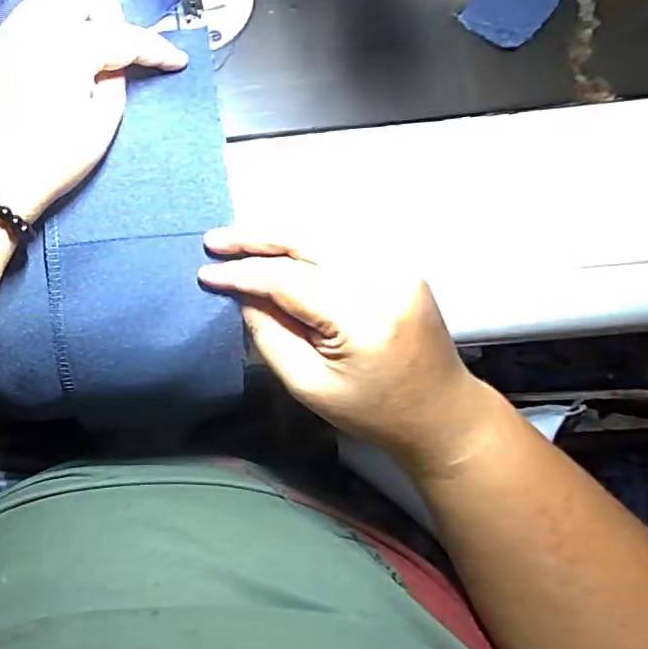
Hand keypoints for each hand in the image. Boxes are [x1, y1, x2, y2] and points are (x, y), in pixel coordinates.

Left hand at [0, 0, 188, 220]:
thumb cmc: (48, 161)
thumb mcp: (100, 125)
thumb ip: (116, 82)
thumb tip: (113, 65)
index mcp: (67, 45)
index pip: (122, 34)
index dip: (155, 49)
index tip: (173, 60)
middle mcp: (32, 25)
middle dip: (109, 11)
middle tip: (117, 50)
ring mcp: (6, 34)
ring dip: (78, 18)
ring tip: (87, 61)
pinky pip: (29, 20)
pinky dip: (52, 32)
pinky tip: (56, 69)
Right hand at [198, 228, 501, 477]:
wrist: (440, 413)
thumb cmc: (372, 412)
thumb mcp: (309, 386)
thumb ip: (270, 336)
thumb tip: (243, 294)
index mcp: (364, 320)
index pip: (290, 280)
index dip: (244, 274)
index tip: (207, 275)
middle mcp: (386, 281)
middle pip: (309, 243)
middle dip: (257, 238)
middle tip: (214, 241)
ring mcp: (399, 268)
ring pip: (326, 235)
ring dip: (279, 235)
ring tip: (239, 240)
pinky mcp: (402, 266)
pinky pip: (344, 243)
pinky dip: (307, 241)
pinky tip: (279, 245)